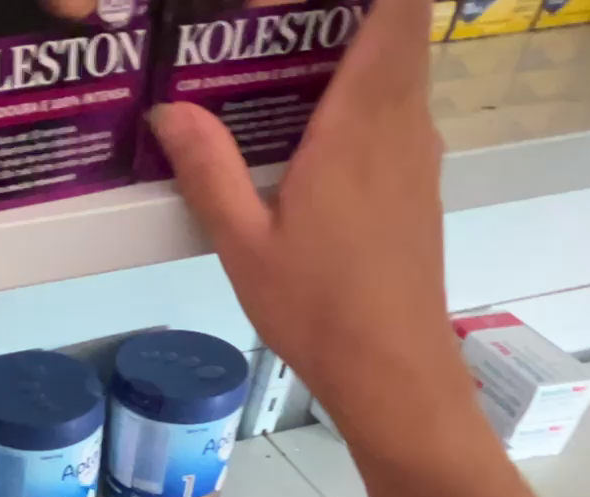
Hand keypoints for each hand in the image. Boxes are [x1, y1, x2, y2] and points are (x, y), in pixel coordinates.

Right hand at [149, 0, 469, 447]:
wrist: (390, 367)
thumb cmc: (316, 306)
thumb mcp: (244, 243)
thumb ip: (208, 170)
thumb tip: (169, 110)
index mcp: (361, 120)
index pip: (396, 7)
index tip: (305, 7)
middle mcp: (403, 123)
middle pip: (397, 30)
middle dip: (340, 21)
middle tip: (270, 38)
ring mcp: (419, 156)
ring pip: (399, 74)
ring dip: (351, 63)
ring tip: (280, 83)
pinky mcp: (419, 188)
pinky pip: (397, 117)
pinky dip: (363, 106)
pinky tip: (312, 149)